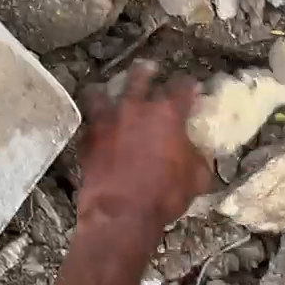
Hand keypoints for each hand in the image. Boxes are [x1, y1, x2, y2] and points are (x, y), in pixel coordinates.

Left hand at [76, 62, 211, 236]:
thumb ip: (198, 158)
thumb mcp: (197, 178)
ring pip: (102, 93)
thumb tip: (198, 155)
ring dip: (108, 91)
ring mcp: (107, 121)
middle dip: (146, 72)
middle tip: (149, 69)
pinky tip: (95, 129)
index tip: (191, 87)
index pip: (182, 86)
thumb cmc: (164, 195)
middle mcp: (135, 108)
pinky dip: (93, 124)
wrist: (121, 214)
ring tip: (109, 91)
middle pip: (139, 77)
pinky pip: (88, 124)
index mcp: (167, 113)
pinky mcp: (87, 139)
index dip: (188, 85)